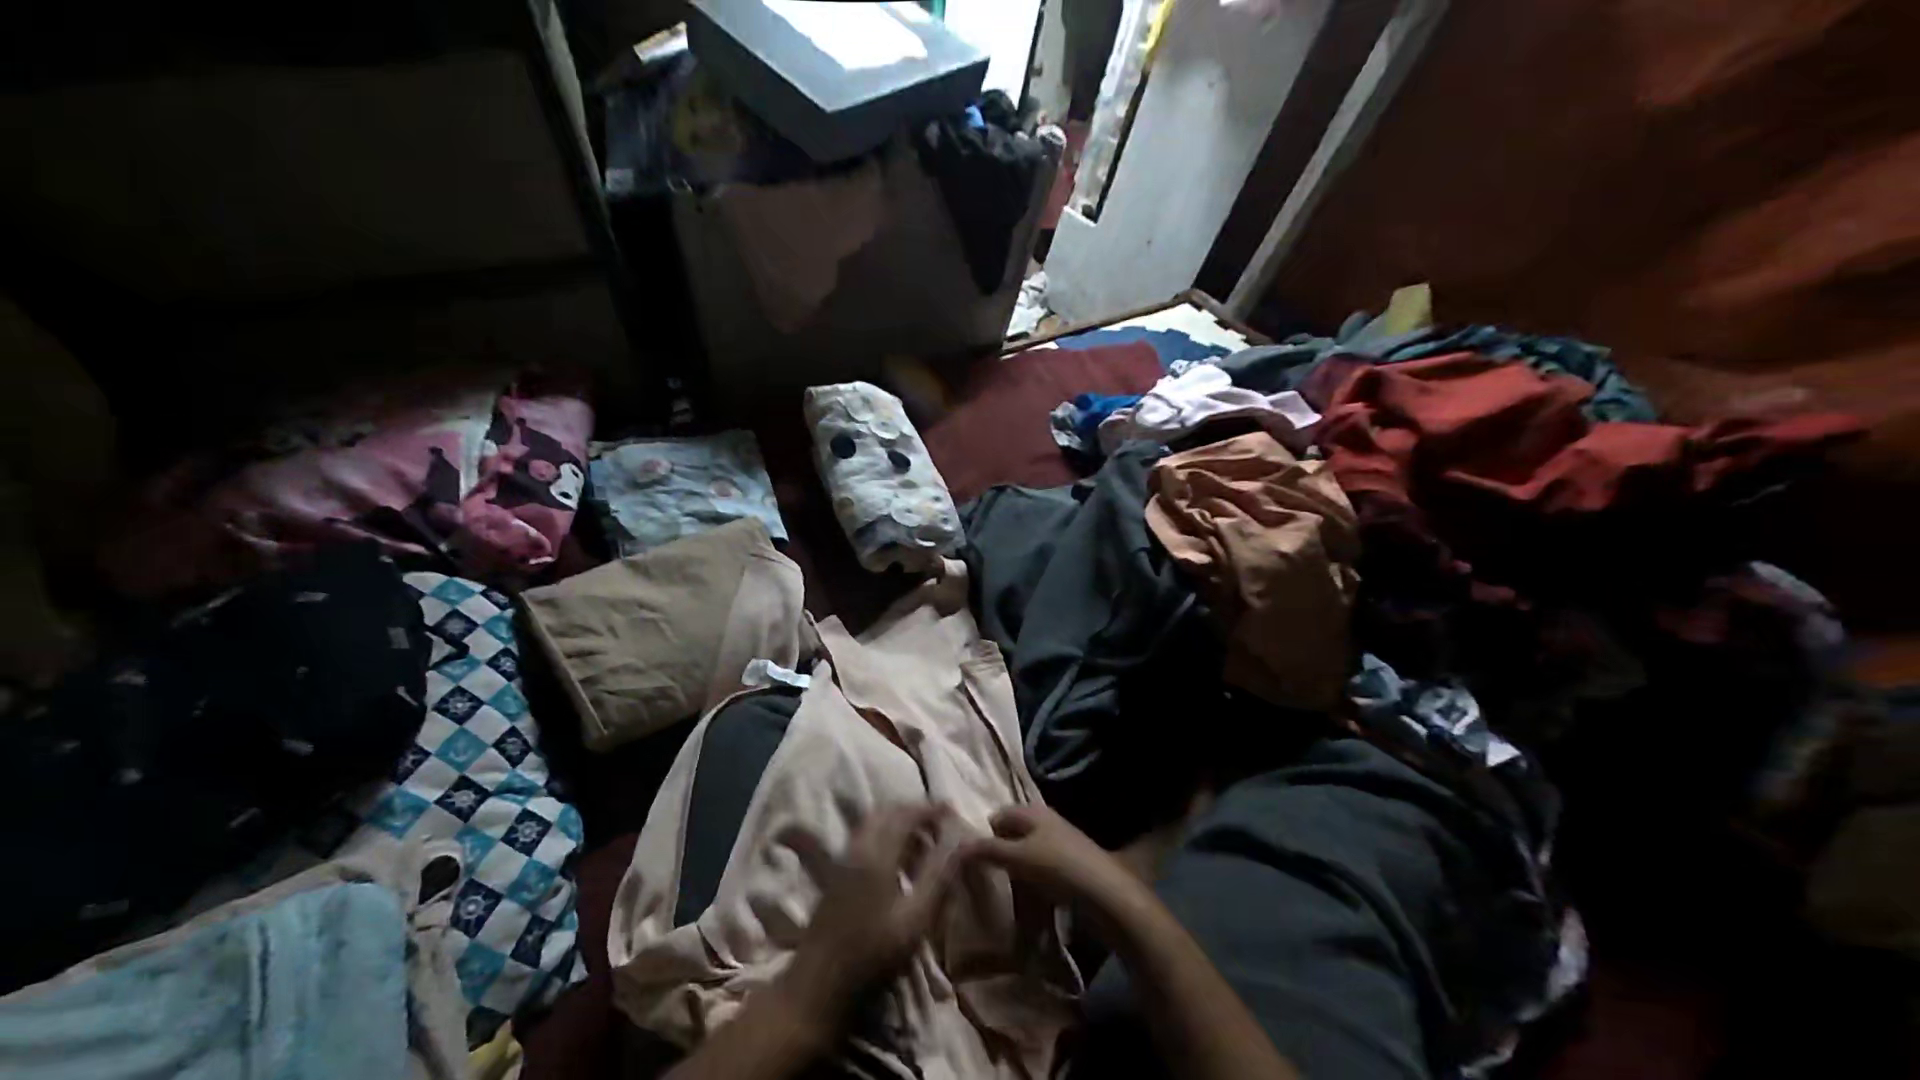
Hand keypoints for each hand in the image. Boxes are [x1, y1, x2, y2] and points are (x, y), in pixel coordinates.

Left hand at [779, 804, 965, 1024]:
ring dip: (898, 825)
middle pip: (886, 813)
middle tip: (939, 824)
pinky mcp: (836, 875)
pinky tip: (899, 863)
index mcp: (876, 854)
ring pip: (873, 825)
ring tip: (924, 844)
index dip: (929, 809)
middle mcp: (857, 848)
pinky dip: (885, 837)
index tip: (951, 809)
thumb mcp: (916, 918)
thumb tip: (965, 843)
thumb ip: (939, 875)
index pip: (905, 815)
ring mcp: (842, 861)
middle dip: (913, 812)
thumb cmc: (873, 954)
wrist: (819, 986)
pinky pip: (864, 839)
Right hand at [962, 804, 1147, 923]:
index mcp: (1032, 810)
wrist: (1106, 893)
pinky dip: (1031, 880)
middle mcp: (1045, 820)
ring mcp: (1059, 842)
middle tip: (984, 877)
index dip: (983, 835)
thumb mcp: (1018, 857)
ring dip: (1015, 869)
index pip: (997, 816)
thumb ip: (987, 850)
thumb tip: (957, 846)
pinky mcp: (1069, 864)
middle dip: (998, 853)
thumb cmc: (1058, 867)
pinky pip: (1040, 868)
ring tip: (1003, 890)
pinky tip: (1027, 898)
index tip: (971, 860)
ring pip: (1026, 852)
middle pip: (1012, 833)